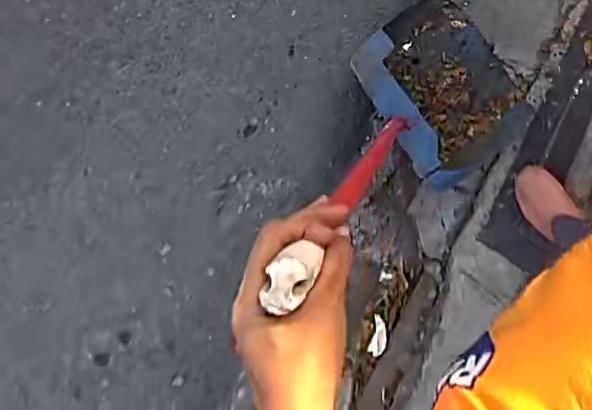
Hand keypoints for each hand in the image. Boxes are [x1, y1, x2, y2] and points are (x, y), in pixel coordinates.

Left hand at [231, 198, 352, 409]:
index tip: (334, 214)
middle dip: (310, 225)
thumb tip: (341, 238)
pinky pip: (294, 279)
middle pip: (278, 246)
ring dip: (313, 242)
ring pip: (286, 261)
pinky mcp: (280, 322)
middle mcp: (252, 301)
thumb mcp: (324, 315)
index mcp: (250, 298)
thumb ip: (333, 270)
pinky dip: (313, 264)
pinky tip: (331, 258)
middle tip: (338, 212)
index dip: (306, 220)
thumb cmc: (304, 379)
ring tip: (336, 228)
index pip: (274, 238)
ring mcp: (265, 312)